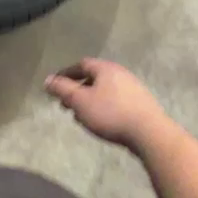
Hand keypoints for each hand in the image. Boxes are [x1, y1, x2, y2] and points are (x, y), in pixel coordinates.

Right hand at [45, 58, 172, 149]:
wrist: (149, 133)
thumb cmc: (110, 114)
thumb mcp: (80, 101)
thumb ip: (62, 89)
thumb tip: (47, 79)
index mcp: (105, 68)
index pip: (81, 64)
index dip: (66, 74)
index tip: (55, 86)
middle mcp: (120, 73)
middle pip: (93, 78)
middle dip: (77, 90)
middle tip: (66, 104)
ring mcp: (133, 88)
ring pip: (104, 91)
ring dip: (89, 100)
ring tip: (80, 116)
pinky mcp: (141, 104)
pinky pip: (115, 101)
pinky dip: (103, 107)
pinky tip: (100, 122)